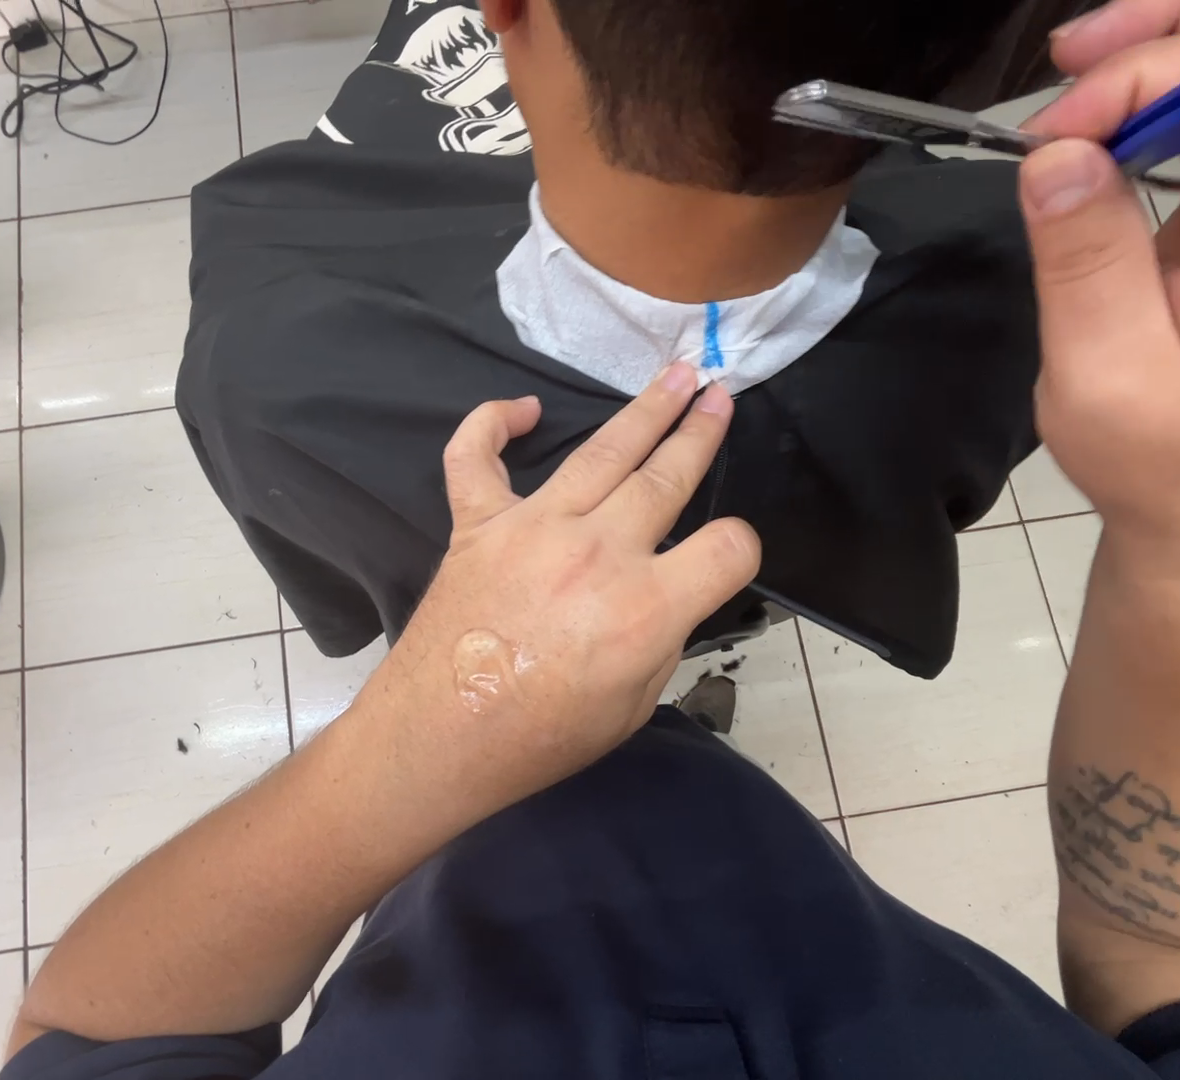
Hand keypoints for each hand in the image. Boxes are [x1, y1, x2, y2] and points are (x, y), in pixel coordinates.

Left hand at [358, 365, 759, 811]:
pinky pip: (476, 457)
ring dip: (644, 411)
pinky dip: (492, 424)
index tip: (726, 554)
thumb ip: (662, 637)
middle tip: (718, 393)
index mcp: (647, 608)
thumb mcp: (634, 705)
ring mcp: (532, 528)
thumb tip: (669, 593)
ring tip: (674, 376)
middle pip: (666, 475)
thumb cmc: (543, 738)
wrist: (441, 739)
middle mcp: (597, 552)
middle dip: (700, 431)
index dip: (739, 549)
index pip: (728, 547)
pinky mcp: (478, 523)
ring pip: (601, 452)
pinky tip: (524, 409)